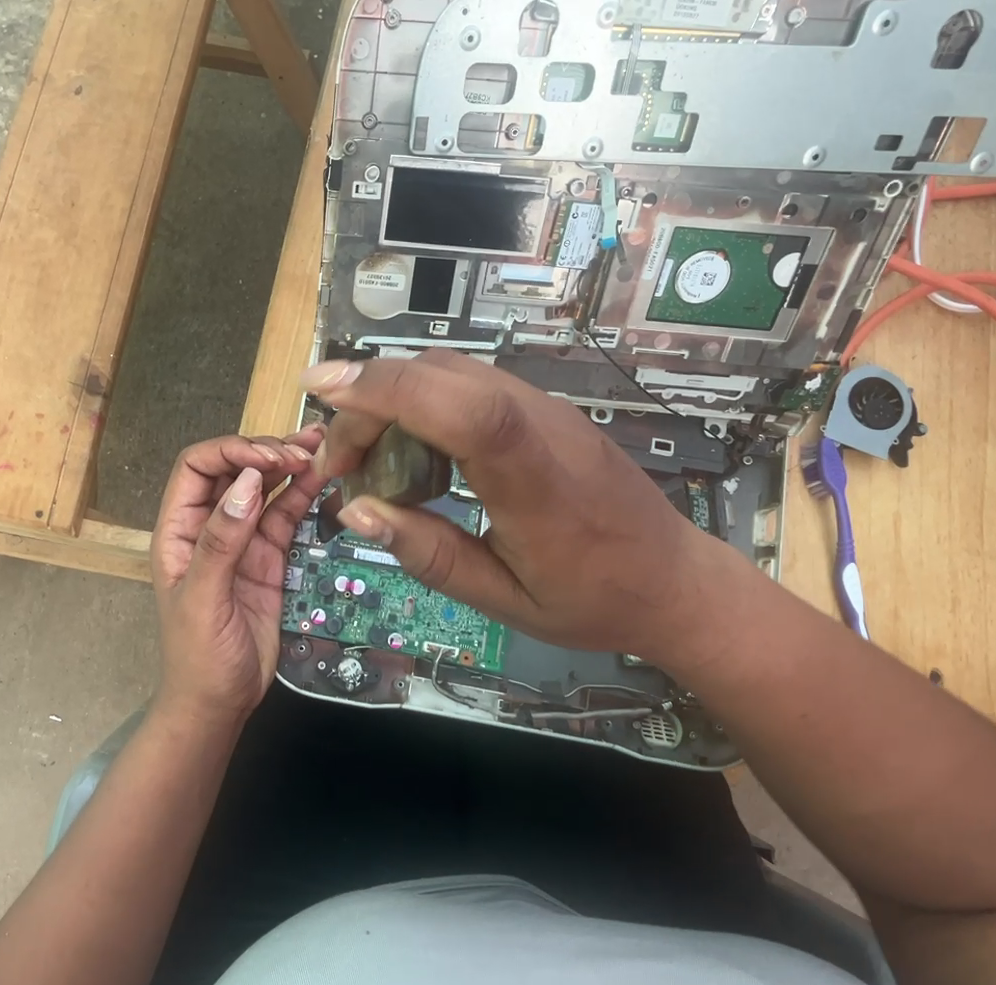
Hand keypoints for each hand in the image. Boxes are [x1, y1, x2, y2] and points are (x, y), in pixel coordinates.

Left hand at [151, 429, 328, 722]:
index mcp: (178, 530)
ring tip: (322, 448)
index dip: (230, 451)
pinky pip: (286, 518)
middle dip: (265, 452)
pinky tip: (325, 479)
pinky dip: (304, 497)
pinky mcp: (269, 558)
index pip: (196, 468)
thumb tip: (247, 483)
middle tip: (304, 451)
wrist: (219, 701)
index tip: (269, 457)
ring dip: (290, 466)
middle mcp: (209, 527)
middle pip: (234, 470)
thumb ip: (221, 540)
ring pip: (264, 490)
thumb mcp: (202, 598)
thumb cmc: (197, 655)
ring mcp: (241, 541)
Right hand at [305, 350, 749, 665]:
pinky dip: (425, 405)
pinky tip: (415, 452)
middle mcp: (544, 427)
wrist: (674, 580)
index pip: (461, 409)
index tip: (321, 389)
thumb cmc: (591, 601)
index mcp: (536, 483)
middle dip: (370, 403)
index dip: (388, 388)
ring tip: (367, 459)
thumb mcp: (503, 600)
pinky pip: (473, 387)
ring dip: (395, 401)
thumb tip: (356, 512)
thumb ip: (429, 554)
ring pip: (454, 373)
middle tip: (338, 466)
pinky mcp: (547, 410)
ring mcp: (549, 410)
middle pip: (442, 377)